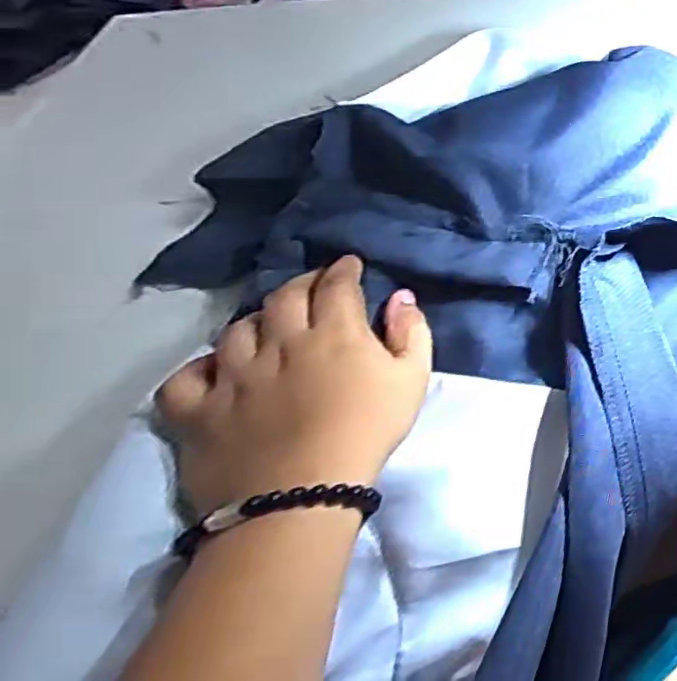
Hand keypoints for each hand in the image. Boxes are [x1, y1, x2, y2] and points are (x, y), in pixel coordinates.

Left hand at [157, 257, 432, 514]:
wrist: (301, 491)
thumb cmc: (370, 428)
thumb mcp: (413, 377)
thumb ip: (411, 332)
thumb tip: (400, 298)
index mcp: (335, 334)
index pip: (335, 286)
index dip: (342, 270)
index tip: (349, 264)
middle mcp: (280, 344)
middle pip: (283, 299)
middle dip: (302, 284)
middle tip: (314, 285)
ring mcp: (232, 376)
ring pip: (236, 331)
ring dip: (257, 321)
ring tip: (270, 326)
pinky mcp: (196, 410)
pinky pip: (184, 376)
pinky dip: (201, 365)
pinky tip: (218, 368)